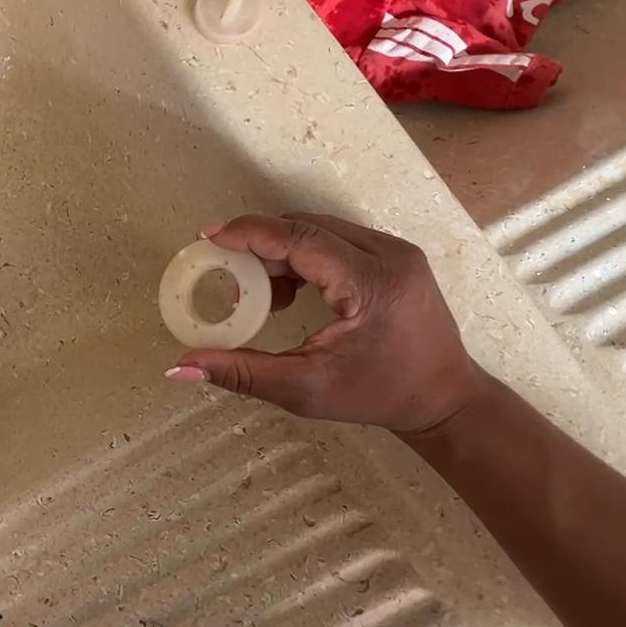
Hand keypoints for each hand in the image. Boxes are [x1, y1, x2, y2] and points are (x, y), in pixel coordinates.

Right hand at [165, 213, 493, 433]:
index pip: (299, 238)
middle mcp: (388, 255)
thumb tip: (180, 367)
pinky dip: (300, 255)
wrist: (446, 400)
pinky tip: (286, 290)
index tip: (209, 238)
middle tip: (223, 269)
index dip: (249, 233)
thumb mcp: (303, 389)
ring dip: (278, 250)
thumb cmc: (378, 395)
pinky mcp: (394, 256)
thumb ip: (239, 373)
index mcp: (370, 283)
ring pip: (317, 229)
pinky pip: (333, 239)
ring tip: (255, 290)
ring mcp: (395, 251)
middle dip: (258, 243)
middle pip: (305, 226)